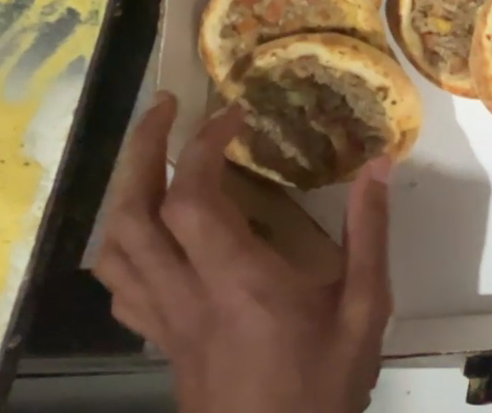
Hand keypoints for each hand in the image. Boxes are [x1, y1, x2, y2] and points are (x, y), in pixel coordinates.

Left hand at [94, 94, 393, 412]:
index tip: (235, 115)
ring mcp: (164, 321)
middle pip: (131, 216)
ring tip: (151, 156)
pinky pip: (121, 285)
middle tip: (164, 109)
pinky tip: (149, 230)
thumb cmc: (324, 383)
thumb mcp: (366, 306)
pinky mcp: (162, 341)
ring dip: (122, 192)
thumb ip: (370, 232)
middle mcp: (185, 295)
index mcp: (237, 280)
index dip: (201, 147)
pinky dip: (122, 243)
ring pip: (113, 250)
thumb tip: (378, 164)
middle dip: (140, 152)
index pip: (192, 200)